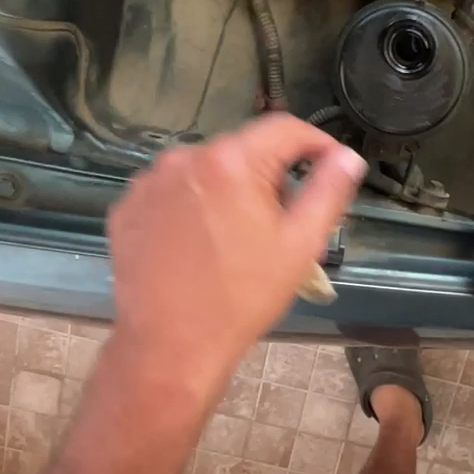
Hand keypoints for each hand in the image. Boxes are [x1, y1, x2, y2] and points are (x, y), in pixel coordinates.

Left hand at [104, 115, 364, 398]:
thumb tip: (347, 156)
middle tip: (282, 222)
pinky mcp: (126, 208)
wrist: (171, 345)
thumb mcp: (301, 245)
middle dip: (269, 177)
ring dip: (229, 191)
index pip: (284, 128)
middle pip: (243, 151)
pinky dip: (193, 207)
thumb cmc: (243, 296)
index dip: (316, 142)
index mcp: (232, 162)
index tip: (332, 164)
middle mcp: (184, 158)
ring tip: (237, 238)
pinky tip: (199, 245)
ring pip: (206, 171)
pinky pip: (173, 193)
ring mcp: (148, 182)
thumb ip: (328, 191)